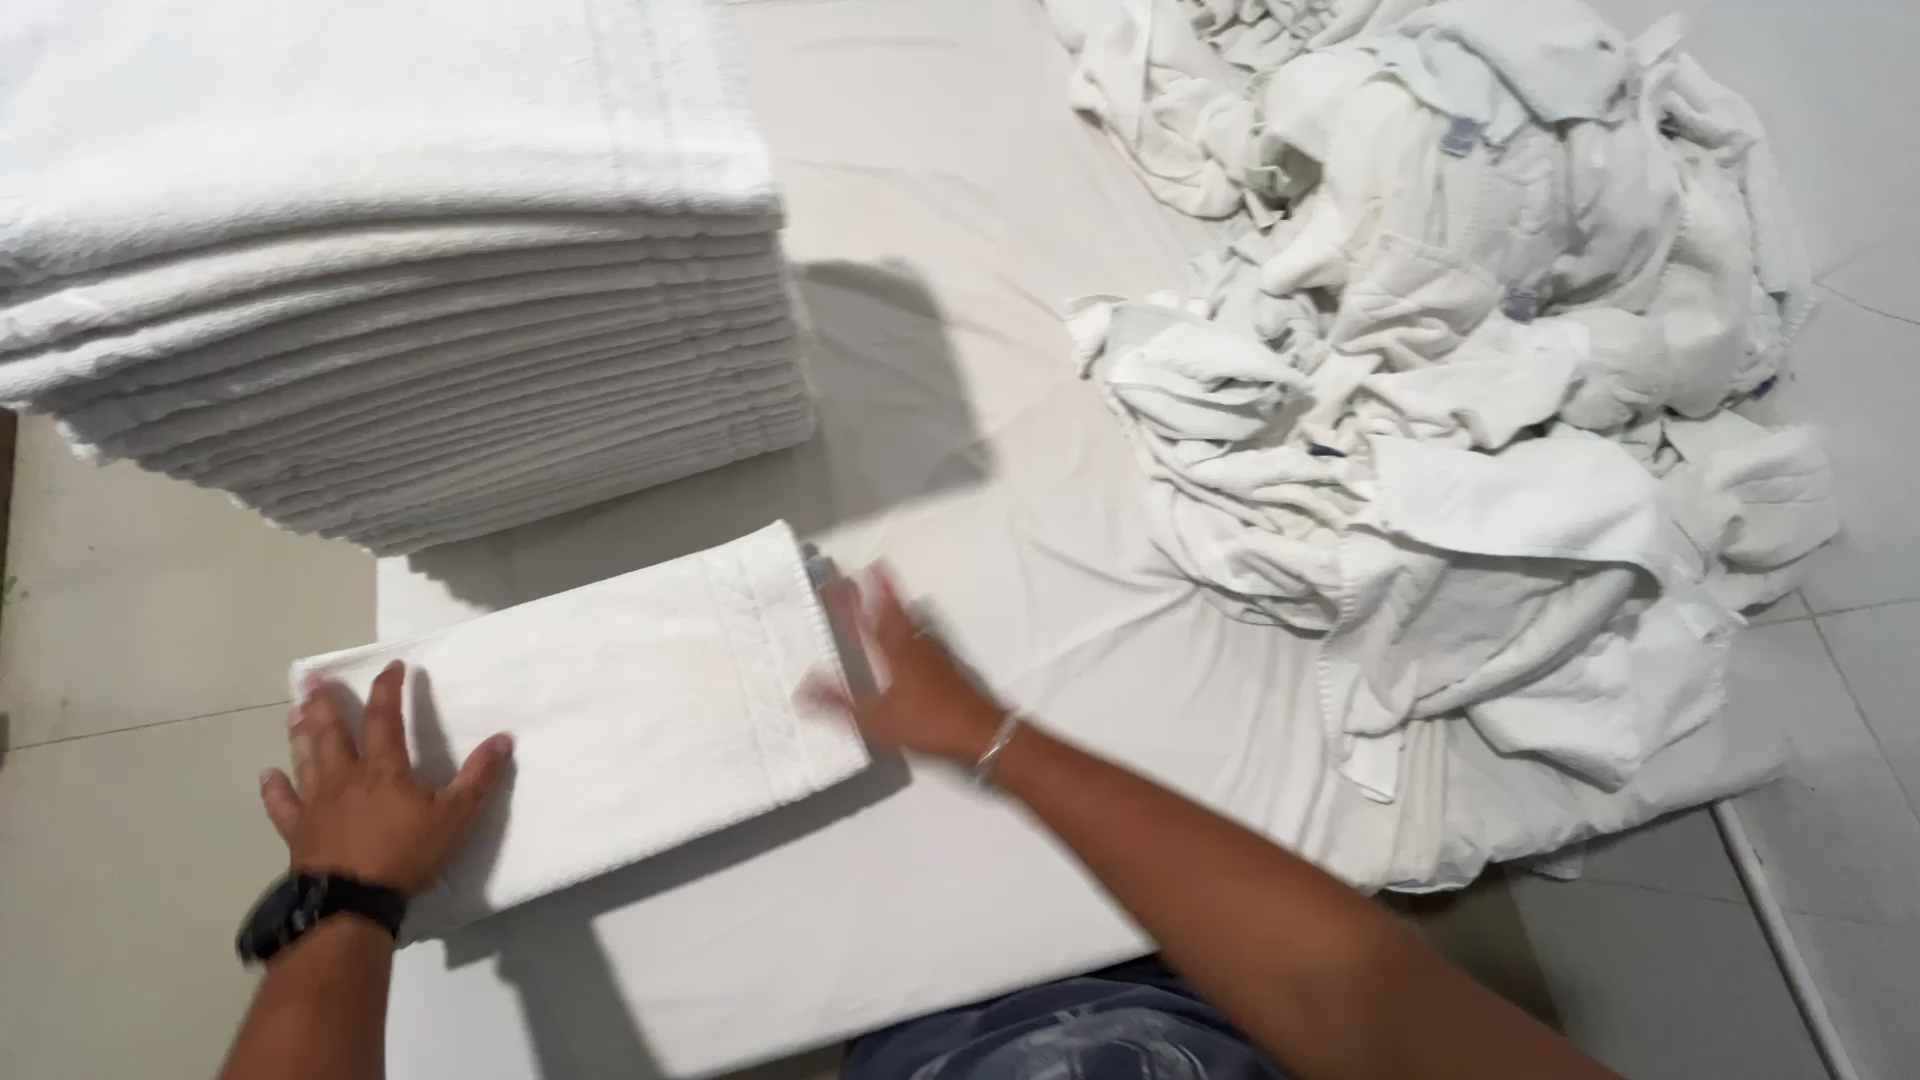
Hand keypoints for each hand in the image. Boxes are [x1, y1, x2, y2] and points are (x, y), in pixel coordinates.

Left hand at [259, 661, 511, 896]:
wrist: (351, 904)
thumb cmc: (408, 854)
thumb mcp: (457, 815)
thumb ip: (480, 776)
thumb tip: (503, 738)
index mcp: (384, 770)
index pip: (386, 719)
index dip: (389, 690)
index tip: (393, 666)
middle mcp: (346, 778)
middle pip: (333, 733)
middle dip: (326, 703)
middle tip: (314, 678)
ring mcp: (317, 804)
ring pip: (306, 759)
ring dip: (301, 732)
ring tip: (296, 709)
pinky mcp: (299, 832)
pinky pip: (283, 804)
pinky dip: (275, 787)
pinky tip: (268, 774)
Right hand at [798, 564, 1007, 763]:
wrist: (980, 733)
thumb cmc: (926, 724)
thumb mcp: (875, 720)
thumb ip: (836, 703)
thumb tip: (799, 687)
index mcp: (893, 654)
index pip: (865, 620)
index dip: (850, 599)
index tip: (839, 577)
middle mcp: (914, 645)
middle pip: (895, 610)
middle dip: (883, 587)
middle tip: (875, 564)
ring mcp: (935, 653)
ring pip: (913, 620)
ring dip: (900, 602)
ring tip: (892, 589)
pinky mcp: (949, 665)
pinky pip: (927, 634)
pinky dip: (917, 623)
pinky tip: (920, 631)